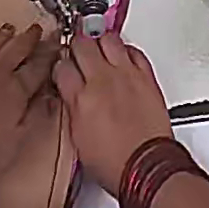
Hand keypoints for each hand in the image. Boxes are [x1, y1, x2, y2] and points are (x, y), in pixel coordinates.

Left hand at [0, 23, 59, 195]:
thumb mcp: (15, 144)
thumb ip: (35, 117)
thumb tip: (51, 96)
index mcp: (17, 91)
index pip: (40, 68)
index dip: (51, 55)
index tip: (59, 45)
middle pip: (19, 48)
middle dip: (32, 38)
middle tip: (41, 29)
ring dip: (6, 35)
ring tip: (12, 28)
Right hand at [53, 32, 171, 195]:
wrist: (147, 168)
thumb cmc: (115, 163)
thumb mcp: (78, 138)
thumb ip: (72, 109)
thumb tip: (71, 96)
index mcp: (80, 99)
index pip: (62, 66)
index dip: (61, 65)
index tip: (64, 68)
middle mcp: (102, 81)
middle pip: (82, 44)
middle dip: (77, 46)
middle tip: (79, 52)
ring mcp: (126, 76)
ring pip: (108, 39)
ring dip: (101, 42)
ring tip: (101, 49)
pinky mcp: (146, 77)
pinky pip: (135, 51)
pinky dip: (127, 51)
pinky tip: (124, 58)